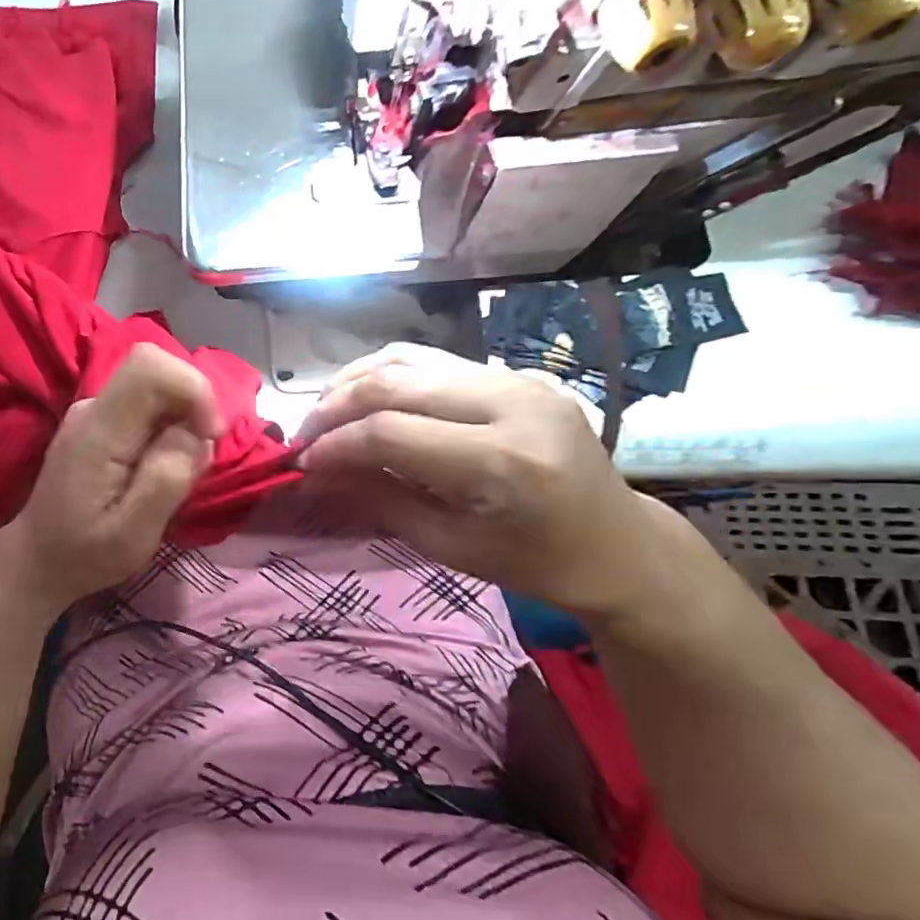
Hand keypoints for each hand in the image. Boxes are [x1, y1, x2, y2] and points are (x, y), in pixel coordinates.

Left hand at [0, 344, 222, 610]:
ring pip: (156, 386)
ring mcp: (94, 411)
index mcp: (97, 431)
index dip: (192, 388)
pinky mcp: (102, 421)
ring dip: (183, 420)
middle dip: (193, 406)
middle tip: (195, 460)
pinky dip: (170, 428)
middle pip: (156, 370)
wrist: (38, 558)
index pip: (148, 367)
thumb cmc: (84, 555)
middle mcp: (92, 408)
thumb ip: (165, 482)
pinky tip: (158, 469)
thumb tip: (198, 435)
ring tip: (173, 473)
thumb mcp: (131, 537)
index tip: (208, 436)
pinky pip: (148, 405)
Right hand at [297, 343, 690, 625]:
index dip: (335, 444)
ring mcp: (518, 379)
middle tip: (305, 435)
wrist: (618, 543)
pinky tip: (364, 396)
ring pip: (408, 358)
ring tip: (325, 411)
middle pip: (394, 382)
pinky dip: (386, 374)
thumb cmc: (534, 562)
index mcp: (504, 462)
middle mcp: (513, 404)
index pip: (391, 431)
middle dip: (334, 406)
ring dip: (354, 381)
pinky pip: (433, 360)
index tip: (302, 463)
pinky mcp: (516, 372)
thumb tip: (315, 470)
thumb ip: (377, 497)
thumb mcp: (448, 545)